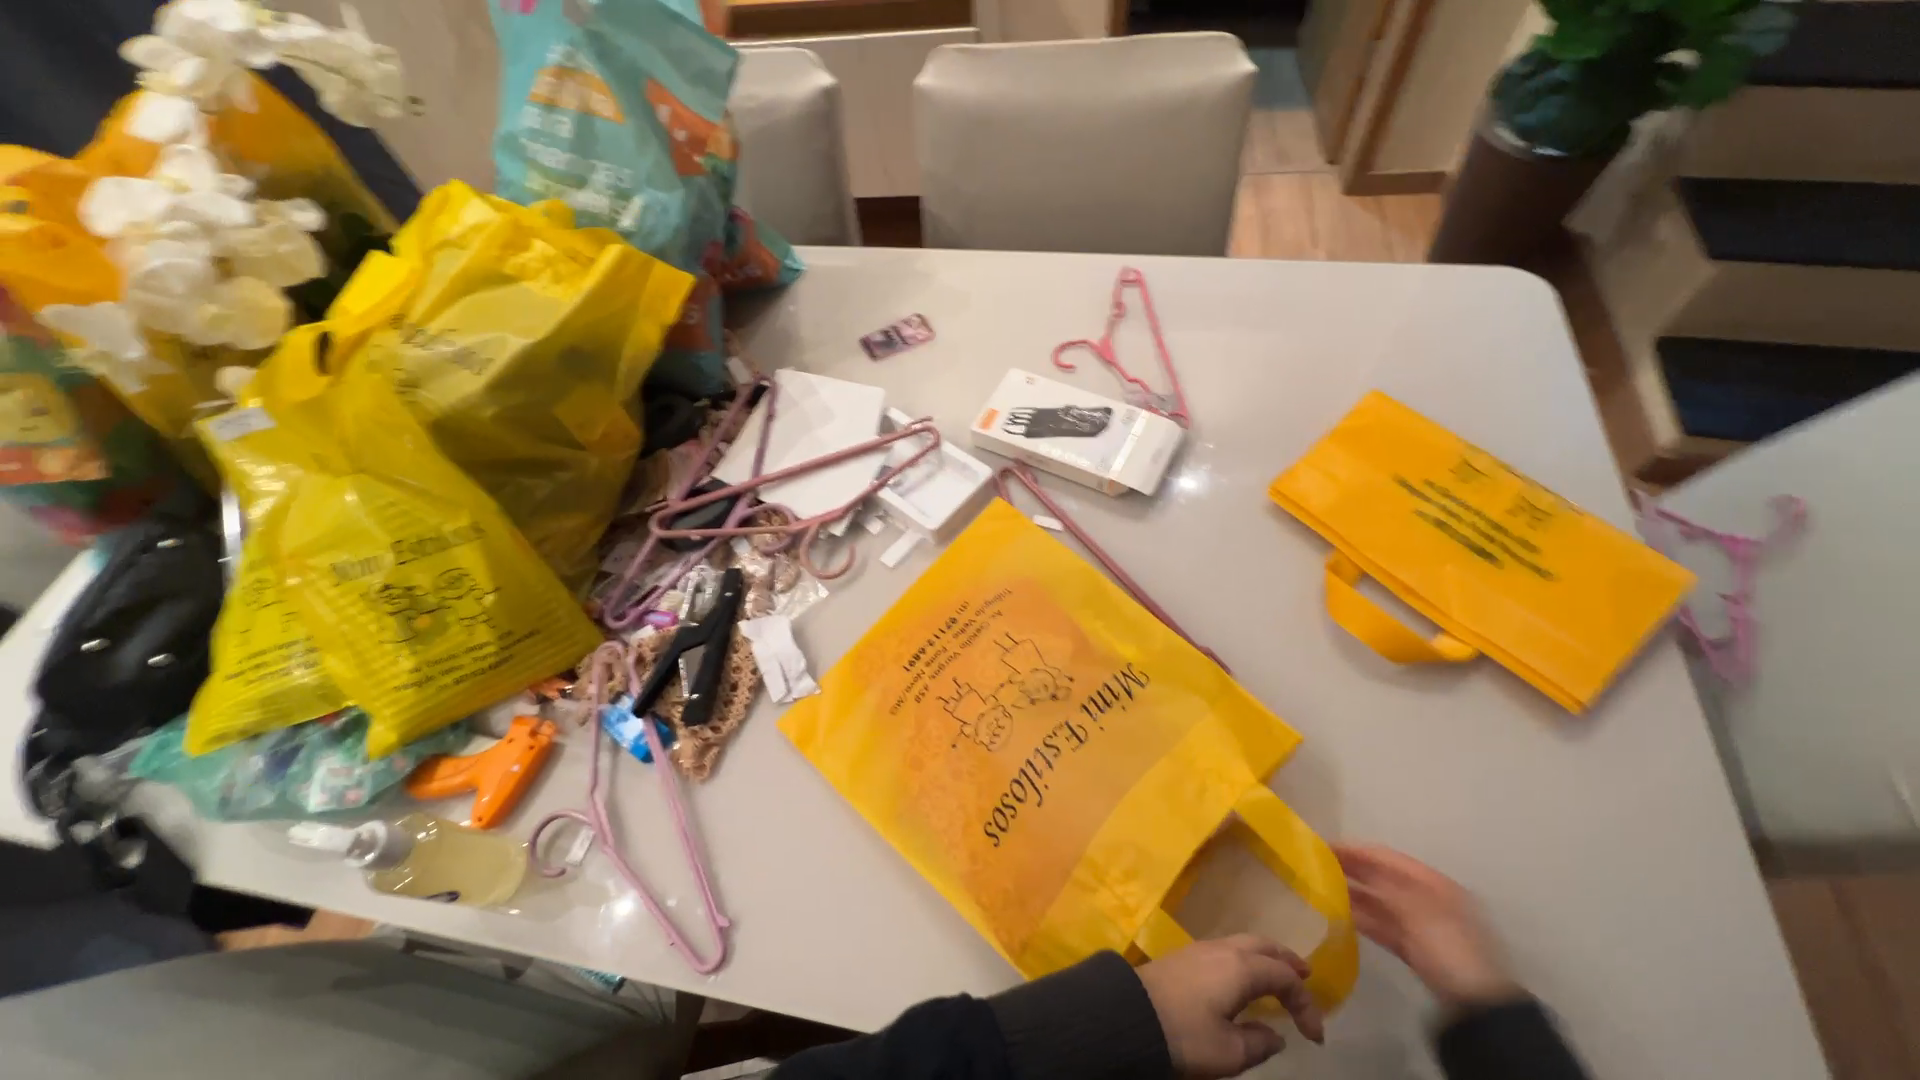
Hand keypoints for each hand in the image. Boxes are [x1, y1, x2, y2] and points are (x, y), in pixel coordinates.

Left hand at [1137, 935, 1324, 1079]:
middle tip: (1305, 977)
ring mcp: (1199, 950)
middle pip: (1263, 946)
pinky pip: (1224, 950)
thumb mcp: (1228, 1052)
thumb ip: (1258, 1044)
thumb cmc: (1184, 1035)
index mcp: (1240, 968)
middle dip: (1287, 961)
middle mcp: (1222, 950)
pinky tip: (1240, 978)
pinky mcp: (1182, 957)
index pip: (1284, 977)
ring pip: (1241, 944)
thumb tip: (1274, 1035)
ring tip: (1276, 975)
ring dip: (1264, 957)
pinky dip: (1244, 959)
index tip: (1315, 1036)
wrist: (1129, 1017)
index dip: (1306, 1004)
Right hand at [1336, 845, 1518, 1009]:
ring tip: (1320, 887)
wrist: (1476, 1004)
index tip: (1323, 846)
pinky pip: (1382, 926)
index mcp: (1434, 884)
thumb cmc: (1448, 948)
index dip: (1356, 850)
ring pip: (1380, 902)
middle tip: (1315, 865)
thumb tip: (1355, 867)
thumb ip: (1385, 886)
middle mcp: (1427, 899)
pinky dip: (1361, 918)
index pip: (1388, 858)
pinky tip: (1338, 914)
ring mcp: (1420, 925)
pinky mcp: (1413, 949)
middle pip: (1383, 878)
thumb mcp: (1417, 911)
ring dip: (1353, 893)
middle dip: (1352, 869)